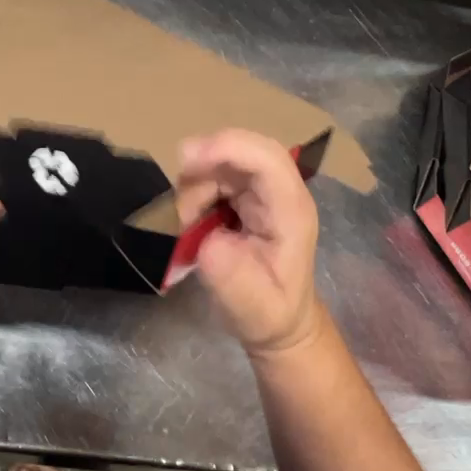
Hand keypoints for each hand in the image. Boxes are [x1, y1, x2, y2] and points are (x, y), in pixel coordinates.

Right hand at [175, 129, 323, 357]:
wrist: (279, 322)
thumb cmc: (269, 314)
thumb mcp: (251, 305)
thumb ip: (229, 272)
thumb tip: (207, 239)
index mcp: (290, 211)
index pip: (267, 158)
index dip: (227, 148)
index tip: (188, 163)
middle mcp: (280, 191)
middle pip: (241, 149)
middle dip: (202, 166)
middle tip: (180, 209)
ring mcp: (261, 190)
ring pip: (222, 160)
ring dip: (195, 186)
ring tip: (189, 229)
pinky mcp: (244, 195)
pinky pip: (214, 174)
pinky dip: (195, 192)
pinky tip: (194, 223)